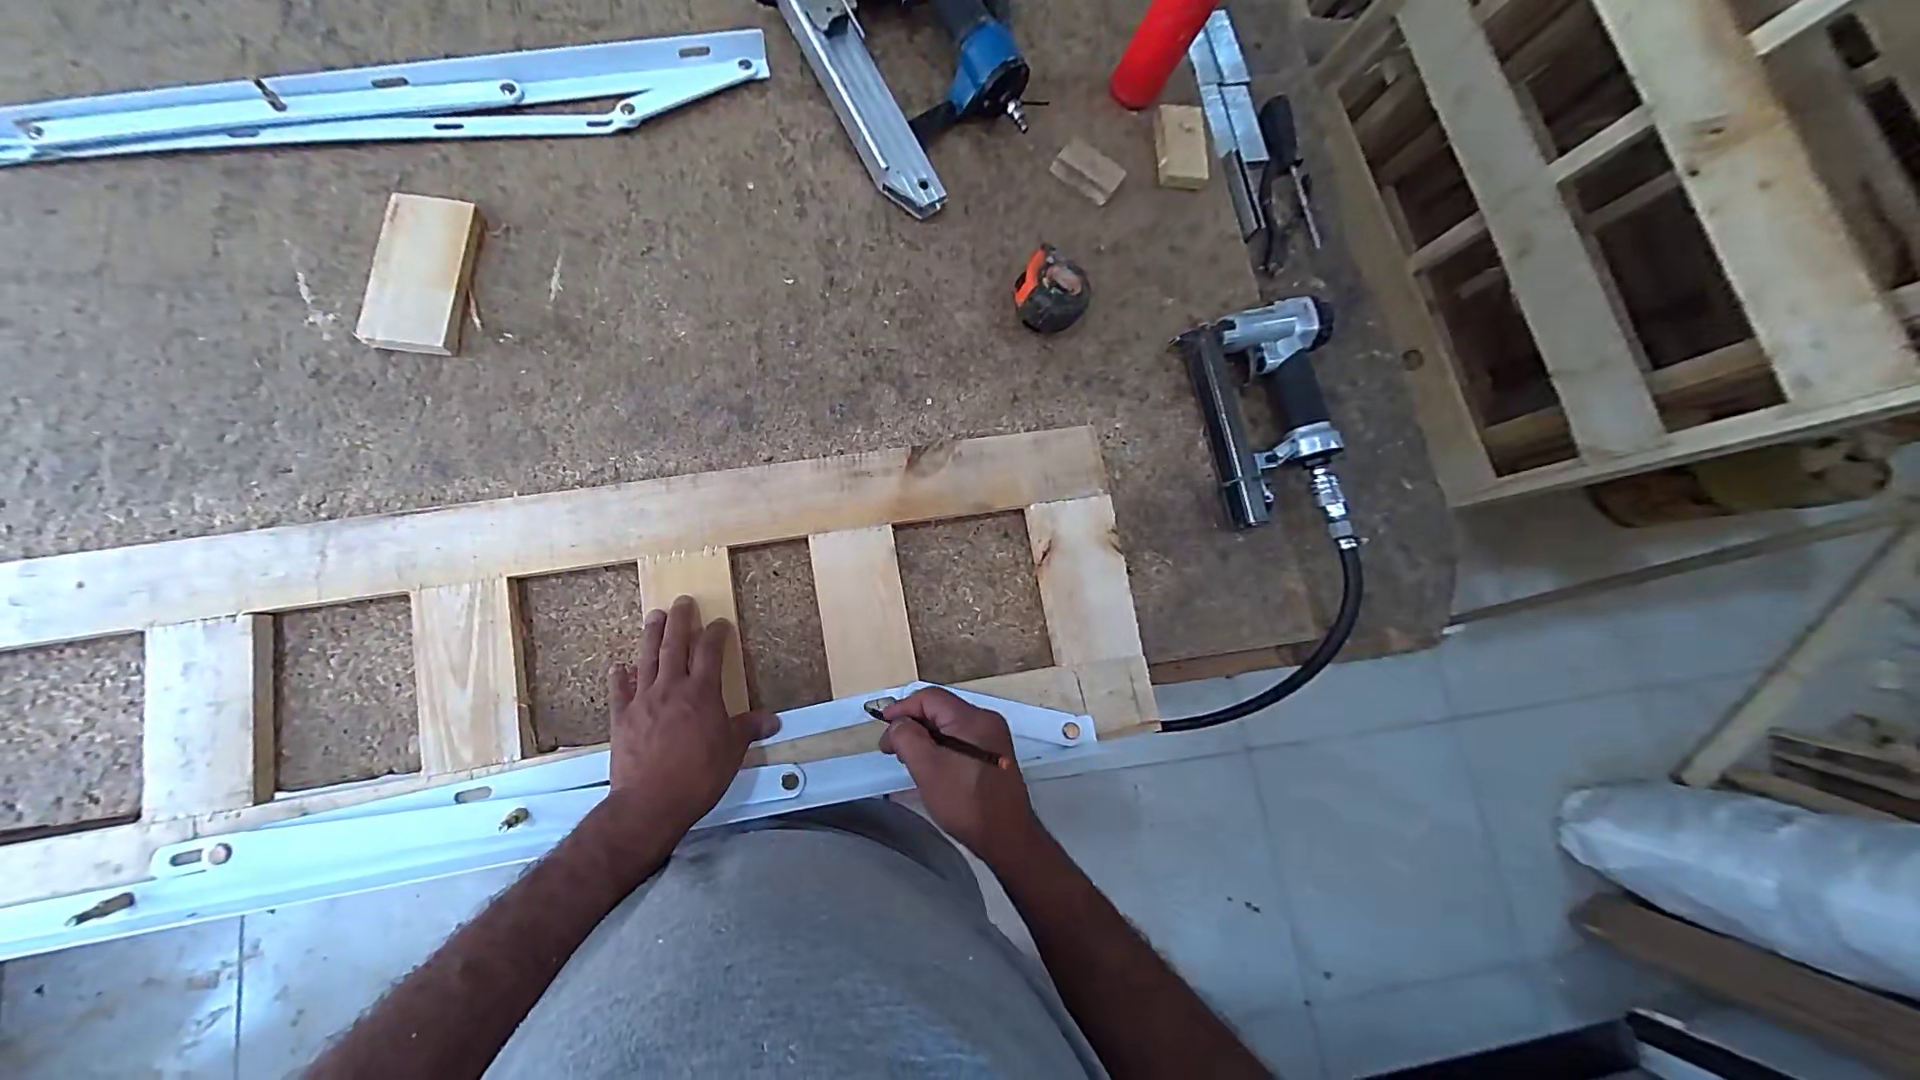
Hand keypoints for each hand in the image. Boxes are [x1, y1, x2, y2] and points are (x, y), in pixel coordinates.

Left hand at [603, 596, 779, 839]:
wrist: (650, 803)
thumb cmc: (698, 775)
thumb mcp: (732, 751)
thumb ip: (748, 729)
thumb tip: (772, 720)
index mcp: (702, 693)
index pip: (710, 652)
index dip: (715, 634)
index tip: (719, 623)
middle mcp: (672, 689)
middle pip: (675, 646)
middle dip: (680, 621)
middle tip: (682, 602)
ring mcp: (643, 701)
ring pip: (647, 659)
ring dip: (651, 636)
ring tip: (654, 616)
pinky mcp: (622, 719)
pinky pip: (620, 692)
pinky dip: (619, 677)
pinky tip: (619, 666)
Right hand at [880, 688, 1043, 864]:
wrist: (1007, 839)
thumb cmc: (968, 805)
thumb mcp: (928, 768)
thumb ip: (908, 738)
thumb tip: (899, 724)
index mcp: (973, 719)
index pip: (931, 698)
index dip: (903, 708)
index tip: (884, 725)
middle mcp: (986, 722)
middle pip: (941, 709)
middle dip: (913, 724)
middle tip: (893, 748)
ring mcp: (992, 739)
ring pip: (949, 726)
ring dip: (924, 738)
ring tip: (908, 759)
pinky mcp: (993, 756)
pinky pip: (960, 740)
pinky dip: (940, 747)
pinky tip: (929, 766)